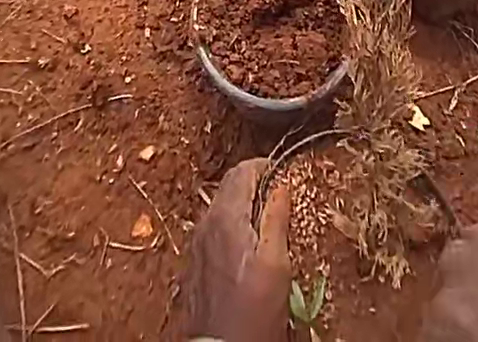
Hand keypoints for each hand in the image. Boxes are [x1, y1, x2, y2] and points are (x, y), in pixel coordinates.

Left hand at [183, 158, 291, 341]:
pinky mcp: (196, 261)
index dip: (264, 166)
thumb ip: (276, 219)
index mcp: (226, 216)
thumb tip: (282, 185)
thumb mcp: (275, 263)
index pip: (242, 171)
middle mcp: (206, 222)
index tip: (282, 173)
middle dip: (254, 182)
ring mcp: (198, 242)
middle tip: (278, 194)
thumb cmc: (253, 312)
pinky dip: (232, 221)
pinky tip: (247, 243)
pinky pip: (215, 226)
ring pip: (221, 205)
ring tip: (267, 219)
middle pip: (230, 184)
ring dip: (243, 202)